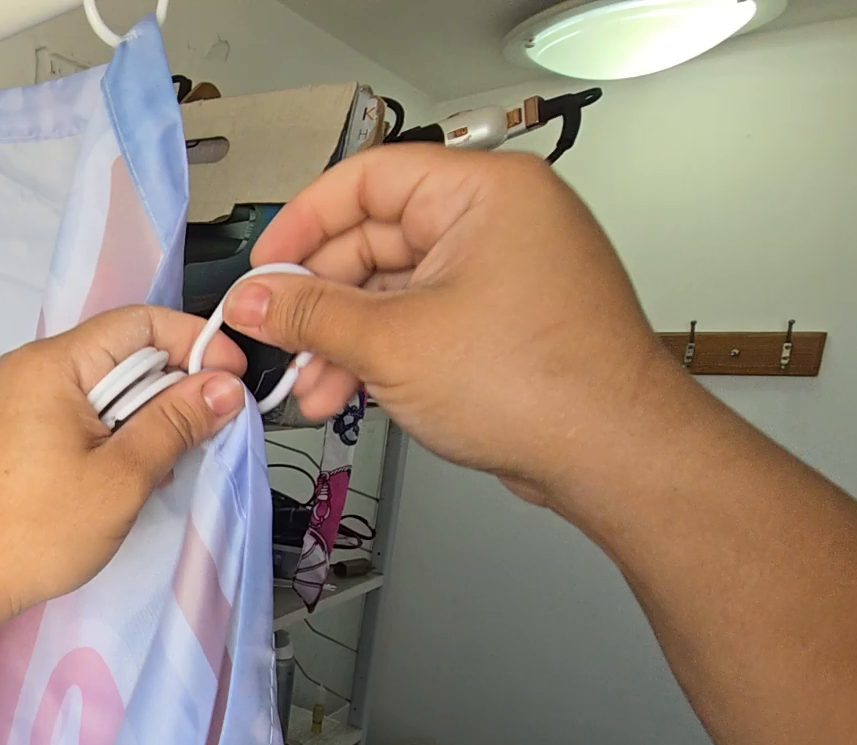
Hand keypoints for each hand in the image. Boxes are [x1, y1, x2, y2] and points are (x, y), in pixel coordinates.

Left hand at [0, 305, 248, 627]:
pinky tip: (126, 474)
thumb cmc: (38, 530)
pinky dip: (111, 434)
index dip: (195, 343)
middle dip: (171, 387)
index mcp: (53, 364)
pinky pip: (78, 413)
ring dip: (143, 418)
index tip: (234, 382)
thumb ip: (177, 422)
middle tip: (203, 434)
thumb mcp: (122, 477)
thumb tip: (225, 386)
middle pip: (121, 353)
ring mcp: (18, 400)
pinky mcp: (15, 431)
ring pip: (103, 388)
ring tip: (163, 465)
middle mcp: (30, 369)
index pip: (140, 322)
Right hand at [220, 144, 685, 506]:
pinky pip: (401, 322)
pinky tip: (338, 393)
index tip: (261, 267)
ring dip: (332, 342)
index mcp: (480, 195)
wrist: (606, 453)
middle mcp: (486, 223)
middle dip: (312, 303)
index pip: (366, 180)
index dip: (302, 222)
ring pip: (377, 292)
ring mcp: (484, 273)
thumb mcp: (390, 342)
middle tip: (272, 338)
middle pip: (364, 242)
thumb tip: (250, 298)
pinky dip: (364, 356)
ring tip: (307, 388)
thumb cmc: (537, 384)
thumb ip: (308, 315)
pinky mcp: (481, 319)